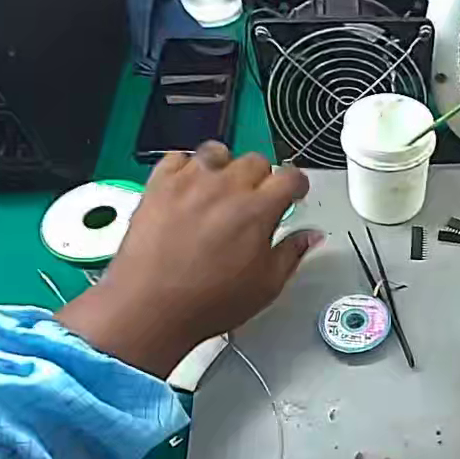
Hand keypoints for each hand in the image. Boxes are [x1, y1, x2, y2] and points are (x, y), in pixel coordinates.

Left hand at [56, 142, 320, 375]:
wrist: (150, 306)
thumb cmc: (207, 301)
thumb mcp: (266, 285)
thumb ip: (292, 253)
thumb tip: (310, 236)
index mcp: (257, 210)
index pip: (290, 176)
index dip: (297, 185)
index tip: (294, 193)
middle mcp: (225, 188)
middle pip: (255, 160)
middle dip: (262, 178)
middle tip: (256, 200)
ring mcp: (189, 182)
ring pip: (217, 152)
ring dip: (226, 167)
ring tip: (222, 190)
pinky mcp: (158, 185)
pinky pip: (177, 158)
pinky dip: (187, 168)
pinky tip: (189, 189)